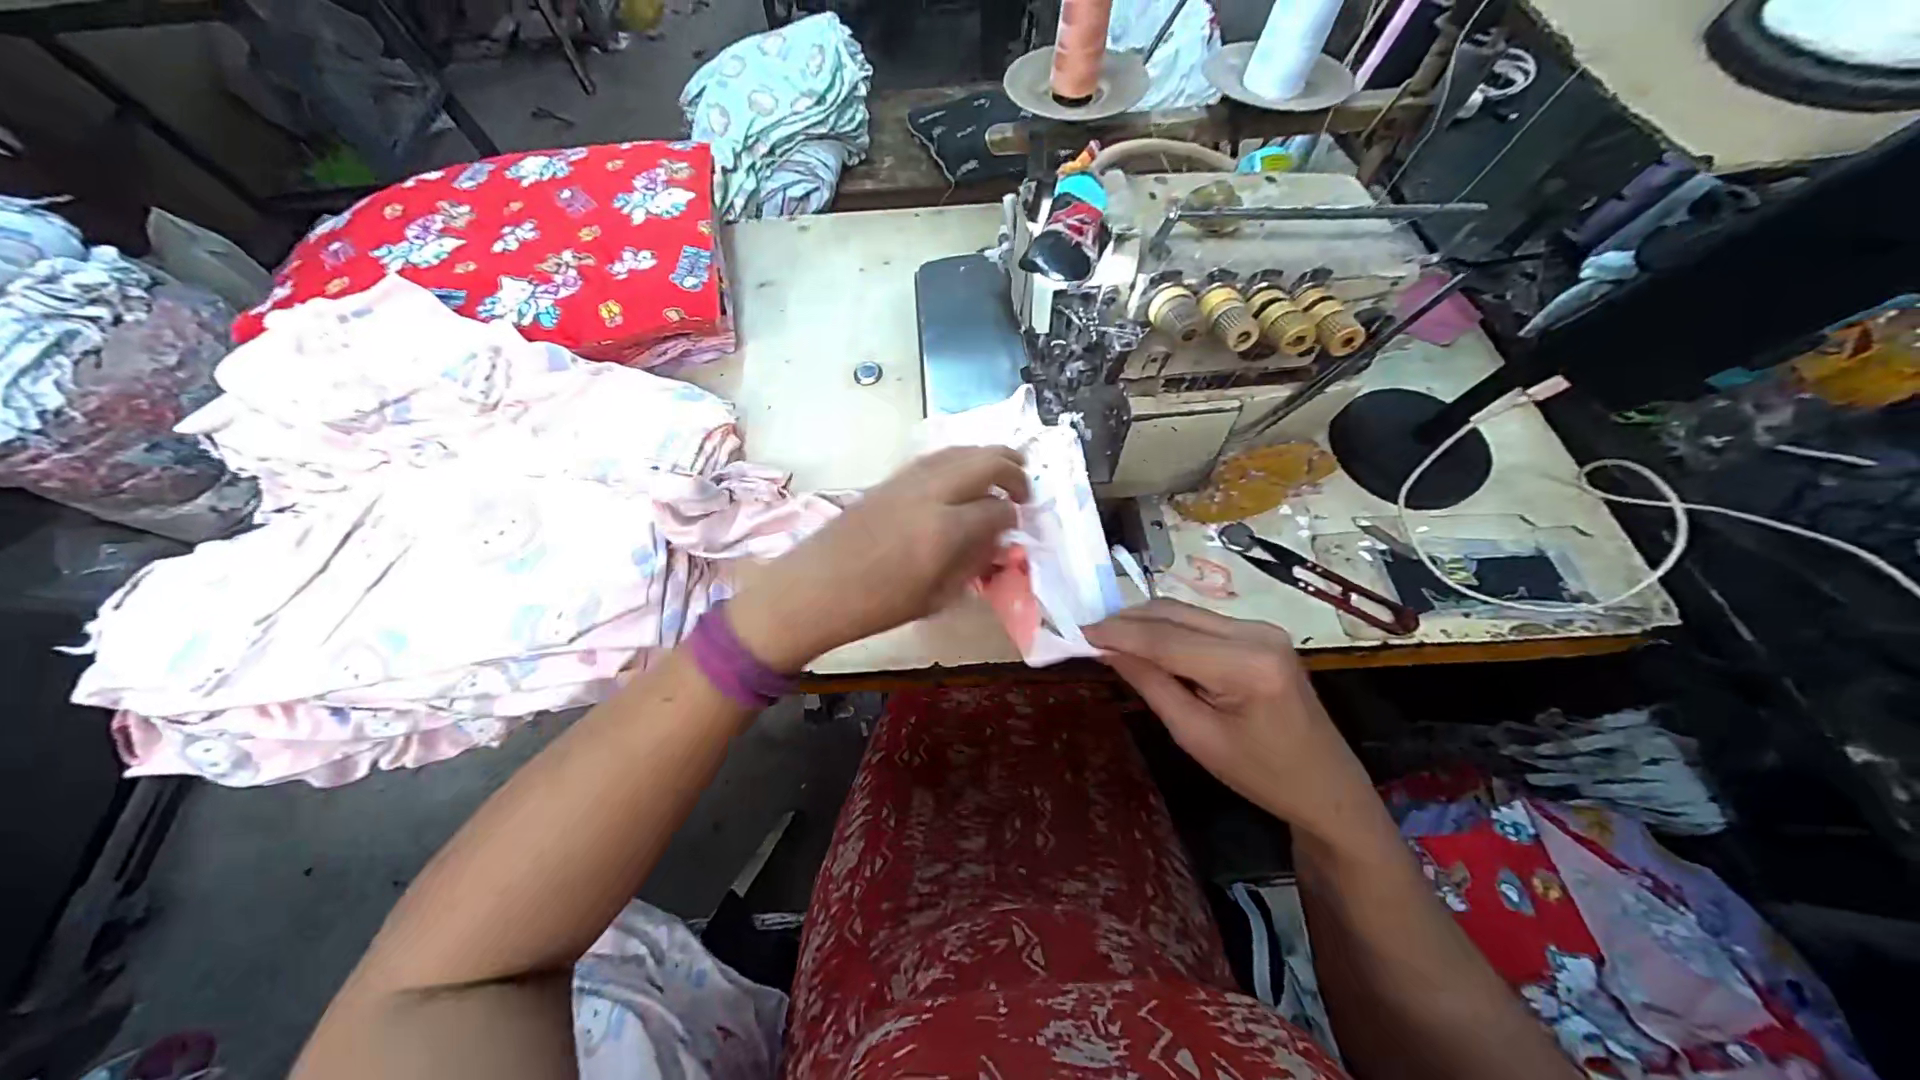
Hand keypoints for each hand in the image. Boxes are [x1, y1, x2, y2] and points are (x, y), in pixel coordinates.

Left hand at [729, 447, 1028, 671]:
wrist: (815, 587)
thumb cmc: (876, 605)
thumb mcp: (935, 596)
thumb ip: (971, 562)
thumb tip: (995, 539)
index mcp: (944, 530)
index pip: (996, 510)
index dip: (1012, 517)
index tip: (1015, 525)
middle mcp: (930, 494)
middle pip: (985, 462)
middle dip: (1012, 470)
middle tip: (1024, 487)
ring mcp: (908, 481)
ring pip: (959, 451)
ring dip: (987, 456)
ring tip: (1004, 468)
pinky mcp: (890, 479)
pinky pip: (935, 457)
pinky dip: (959, 458)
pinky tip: (964, 472)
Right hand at [1084, 599, 1380, 843]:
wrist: (1325, 785)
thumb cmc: (1261, 774)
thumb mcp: (1195, 736)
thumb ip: (1150, 684)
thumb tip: (1106, 650)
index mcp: (1246, 664)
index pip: (1165, 638)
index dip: (1117, 632)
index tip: (1078, 632)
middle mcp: (1256, 633)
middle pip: (1174, 614)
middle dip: (1127, 621)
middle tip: (1087, 634)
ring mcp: (1261, 628)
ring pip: (1184, 612)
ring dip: (1144, 622)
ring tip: (1108, 638)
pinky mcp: (1259, 632)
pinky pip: (1200, 622)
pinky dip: (1167, 628)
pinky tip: (1144, 642)